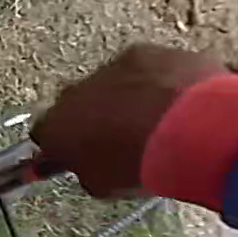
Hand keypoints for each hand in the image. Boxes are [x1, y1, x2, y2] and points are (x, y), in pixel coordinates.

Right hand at [31, 45, 225, 196]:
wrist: (193, 131)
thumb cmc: (139, 164)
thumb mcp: (102, 184)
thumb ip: (82, 170)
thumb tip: (77, 165)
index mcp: (54, 127)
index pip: (44, 134)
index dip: (60, 144)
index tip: (74, 154)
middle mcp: (71, 93)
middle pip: (73, 103)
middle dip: (89, 116)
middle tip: (115, 136)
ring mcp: (107, 69)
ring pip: (108, 82)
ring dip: (123, 96)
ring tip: (154, 118)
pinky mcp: (144, 52)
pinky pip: (143, 67)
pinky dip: (154, 79)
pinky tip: (176, 98)